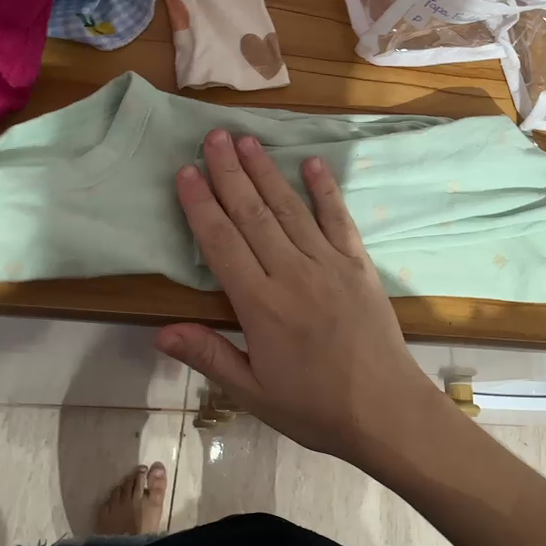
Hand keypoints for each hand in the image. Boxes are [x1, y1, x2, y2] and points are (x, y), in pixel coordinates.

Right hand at [155, 129, 453, 469]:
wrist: (385, 410)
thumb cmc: (314, 407)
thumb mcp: (253, 392)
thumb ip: (209, 355)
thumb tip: (159, 330)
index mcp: (260, 305)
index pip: (221, 243)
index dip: (200, 205)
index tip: (185, 171)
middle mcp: (292, 273)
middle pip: (252, 214)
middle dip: (230, 172)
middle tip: (213, 135)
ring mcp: (329, 263)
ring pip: (290, 208)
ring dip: (266, 172)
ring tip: (247, 139)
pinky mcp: (358, 263)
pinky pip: (338, 219)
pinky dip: (325, 189)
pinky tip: (311, 163)